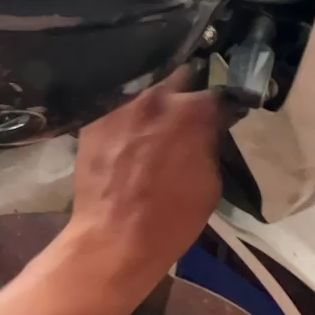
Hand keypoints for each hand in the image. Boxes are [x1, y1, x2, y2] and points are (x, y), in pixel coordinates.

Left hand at [64, 66, 234, 290]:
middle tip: (185, 110)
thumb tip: (209, 129)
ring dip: (154, 99)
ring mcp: (122, 103)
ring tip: (154, 118)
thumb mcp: (211, 182)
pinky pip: (116, 104)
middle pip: (178, 76)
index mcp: (193, 111)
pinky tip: (126, 128)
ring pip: (144, 87)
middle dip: (186, 90)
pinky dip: (125, 113)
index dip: (220, 106)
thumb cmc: (172, 218)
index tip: (220, 115)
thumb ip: (210, 144)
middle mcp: (157, 96)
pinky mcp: (94, 117)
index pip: (216, 93)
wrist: (115, 238)